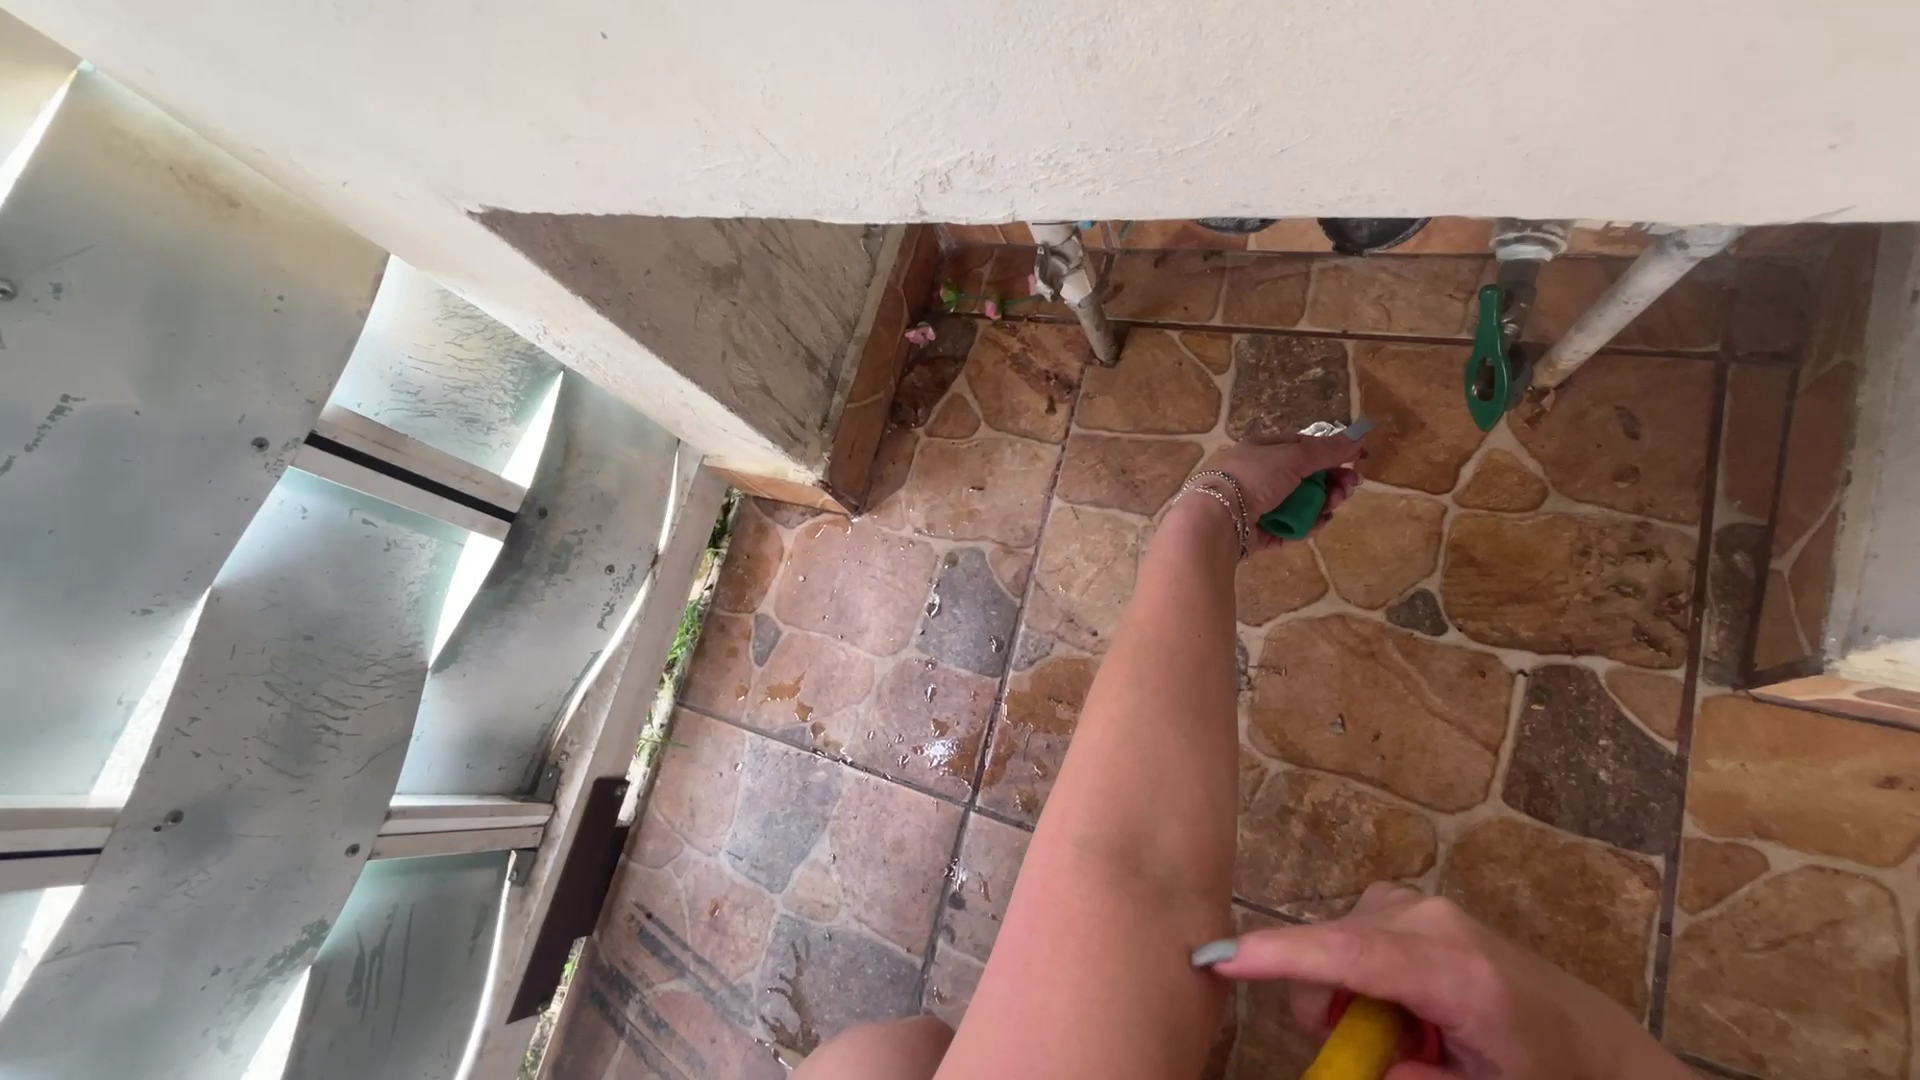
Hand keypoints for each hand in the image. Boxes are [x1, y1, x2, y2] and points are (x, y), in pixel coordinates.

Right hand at [1193, 883, 1691, 1079]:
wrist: (1601, 1048)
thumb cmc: (1547, 1078)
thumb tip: (1357, 1059)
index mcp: (1458, 975)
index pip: (1351, 955)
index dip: (1282, 956)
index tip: (1219, 958)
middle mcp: (1432, 922)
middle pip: (1332, 949)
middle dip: (1321, 1002)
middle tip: (1368, 1054)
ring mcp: (1420, 905)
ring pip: (1338, 942)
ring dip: (1344, 991)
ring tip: (1404, 1034)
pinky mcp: (1411, 904)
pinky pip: (1353, 934)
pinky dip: (1357, 975)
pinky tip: (1403, 1005)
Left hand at [1199, 432, 1364, 550]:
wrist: (1217, 518)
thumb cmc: (1252, 478)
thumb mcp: (1292, 456)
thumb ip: (1326, 449)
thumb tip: (1360, 435)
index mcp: (1261, 450)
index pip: (1303, 448)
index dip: (1332, 454)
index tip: (1358, 462)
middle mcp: (1258, 475)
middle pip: (1306, 478)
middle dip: (1332, 483)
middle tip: (1348, 490)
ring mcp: (1257, 505)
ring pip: (1300, 504)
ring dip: (1322, 505)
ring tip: (1331, 507)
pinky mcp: (1258, 532)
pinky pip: (1289, 526)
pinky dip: (1306, 525)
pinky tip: (1318, 524)